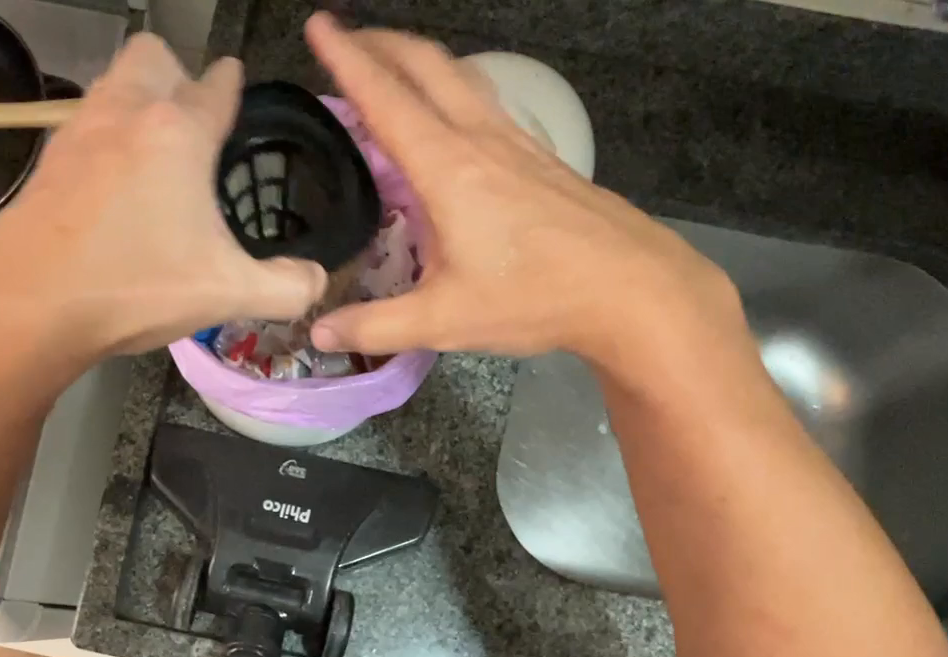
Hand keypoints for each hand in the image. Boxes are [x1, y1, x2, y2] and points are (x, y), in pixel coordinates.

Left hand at [0, 35, 325, 383]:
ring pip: (111, 87)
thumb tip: (316, 280)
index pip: (217, 86)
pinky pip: (80, 130)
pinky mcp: (44, 165)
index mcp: (179, 132)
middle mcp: (126, 114)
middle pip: (154, 58)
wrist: (31, 305)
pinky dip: (101, 145)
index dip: (232, 88)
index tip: (235, 92)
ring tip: (150, 158)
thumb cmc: (135, 287)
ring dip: (135, 104)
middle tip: (190, 129)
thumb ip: (285, 287)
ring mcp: (77, 134)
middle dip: (177, 77)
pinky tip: (108, 193)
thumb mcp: (228, 294)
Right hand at [304, 15, 751, 377]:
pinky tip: (451, 122)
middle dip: (381, 43)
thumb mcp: (441, 322)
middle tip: (345, 39)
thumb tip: (317, 333)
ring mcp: (517, 144)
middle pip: (427, 66)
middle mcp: (481, 140)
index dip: (347, 60)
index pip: (386, 99)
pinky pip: (487, 104)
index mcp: (448, 169)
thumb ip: (373, 327)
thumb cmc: (533, 298)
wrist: (630, 288)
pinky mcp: (541, 160)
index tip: (319, 27)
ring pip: (461, 78)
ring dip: (419, 62)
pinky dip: (452, 93)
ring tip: (391, 69)